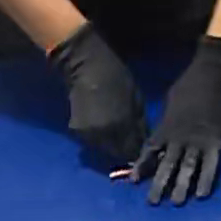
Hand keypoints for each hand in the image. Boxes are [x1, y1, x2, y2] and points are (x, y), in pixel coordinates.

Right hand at [47, 23, 146, 164]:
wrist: (86, 67)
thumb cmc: (115, 76)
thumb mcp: (136, 97)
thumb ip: (139, 122)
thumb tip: (142, 140)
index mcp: (120, 126)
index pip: (131, 150)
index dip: (137, 151)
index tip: (141, 148)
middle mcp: (103, 136)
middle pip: (116, 153)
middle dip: (124, 149)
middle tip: (129, 141)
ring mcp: (88, 136)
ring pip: (104, 148)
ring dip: (111, 144)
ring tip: (115, 132)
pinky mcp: (77, 133)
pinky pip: (92, 141)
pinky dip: (99, 137)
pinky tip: (102, 126)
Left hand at [135, 36, 220, 205]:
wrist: (215, 69)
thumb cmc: (190, 84)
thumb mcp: (170, 103)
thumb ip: (164, 122)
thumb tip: (158, 136)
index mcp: (166, 129)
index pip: (150, 152)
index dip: (142, 168)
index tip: (133, 182)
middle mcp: (179, 139)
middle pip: (166, 166)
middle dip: (159, 185)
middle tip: (153, 202)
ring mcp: (198, 141)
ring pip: (187, 169)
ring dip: (181, 187)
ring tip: (176, 202)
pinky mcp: (217, 141)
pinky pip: (211, 165)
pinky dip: (206, 180)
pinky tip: (202, 194)